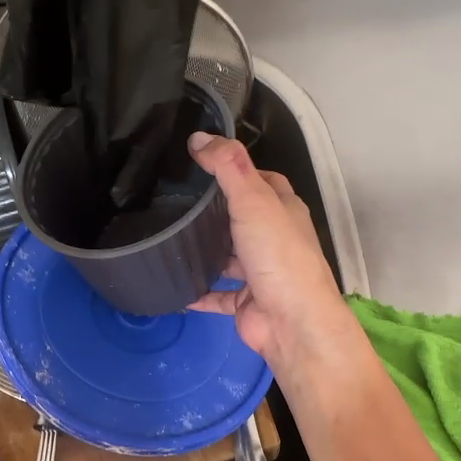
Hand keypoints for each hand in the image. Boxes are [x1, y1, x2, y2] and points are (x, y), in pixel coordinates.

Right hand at [186, 133, 345, 368]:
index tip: (200, 165)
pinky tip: (175, 286)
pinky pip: (216, 294)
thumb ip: (228, 167)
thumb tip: (199, 138)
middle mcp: (274, 238)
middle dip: (215, 211)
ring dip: (205, 251)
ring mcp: (260, 272)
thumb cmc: (278, 256)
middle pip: (242, 217)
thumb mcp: (253, 200)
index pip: (261, 180)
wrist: (291, 322)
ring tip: (170, 240)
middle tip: (176, 201)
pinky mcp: (246, 301)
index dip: (235, 170)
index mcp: (283, 210)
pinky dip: (198, 291)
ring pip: (228, 256)